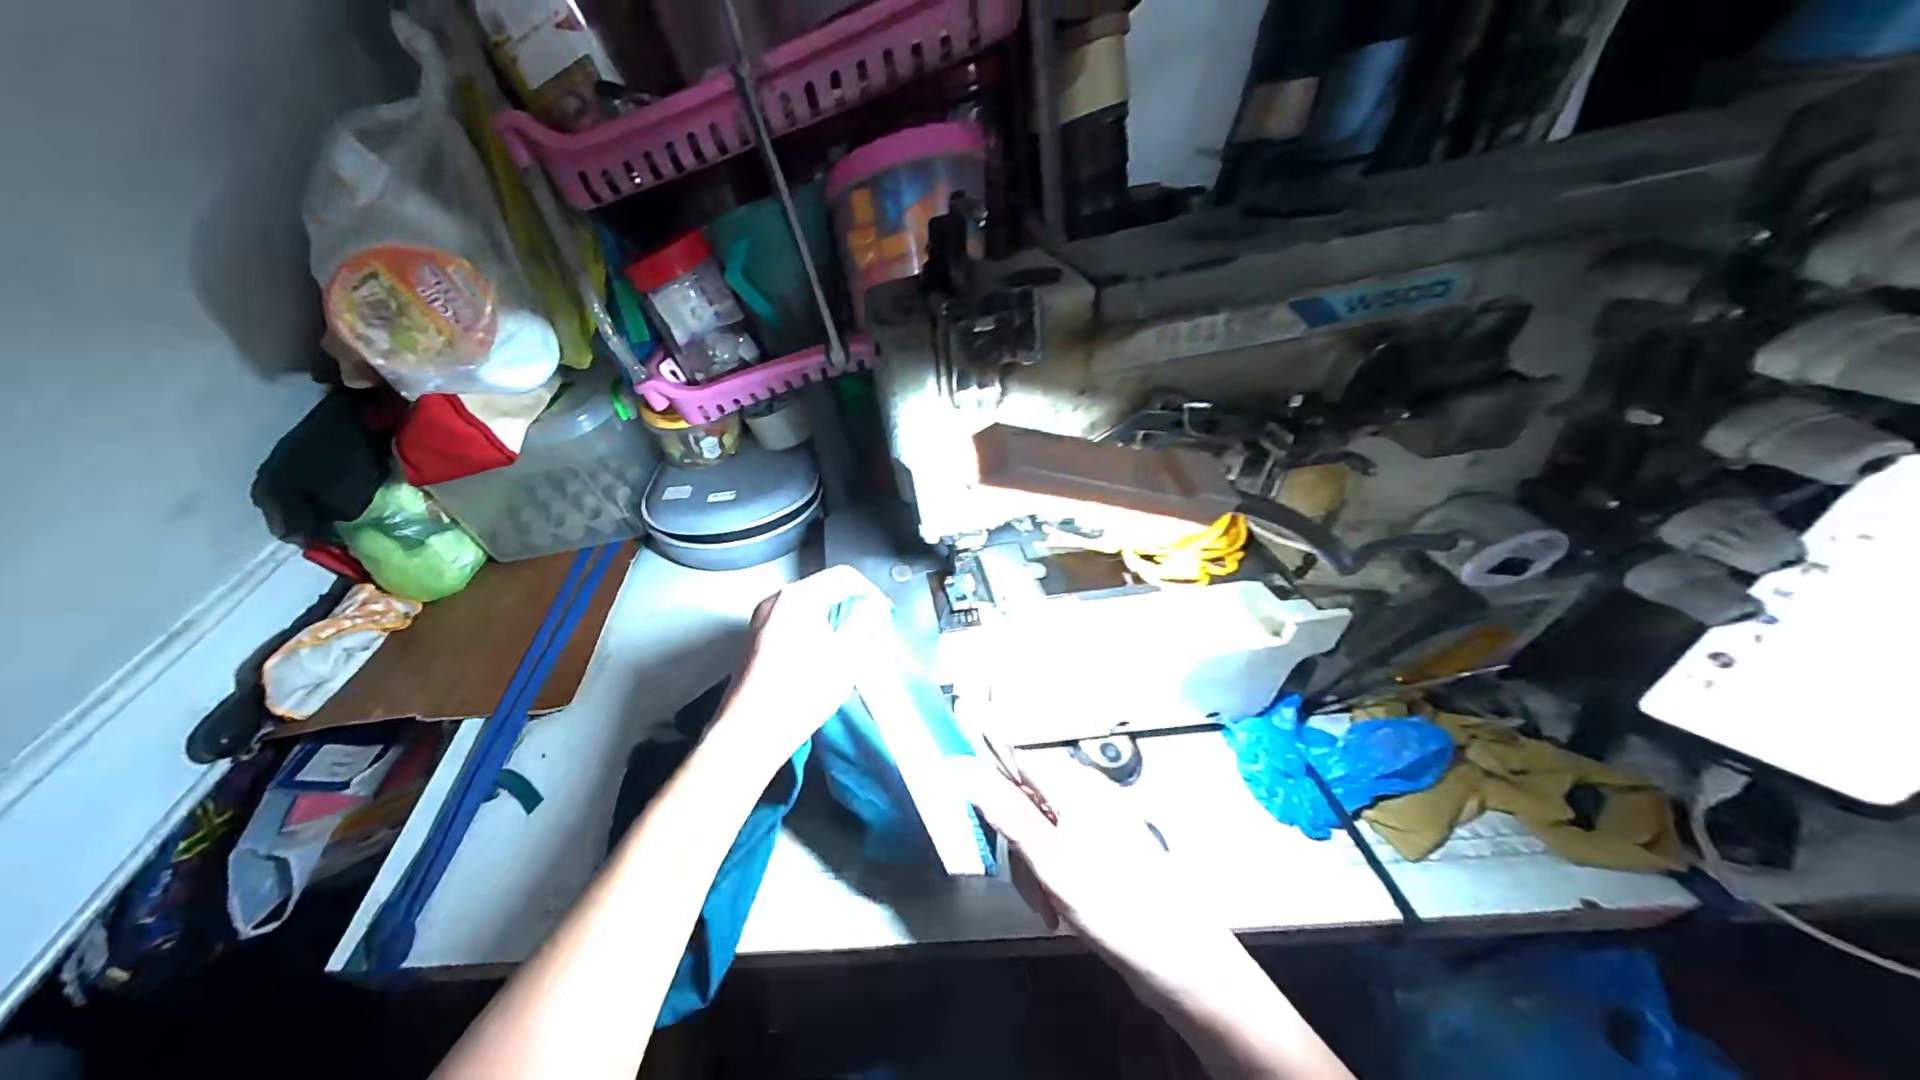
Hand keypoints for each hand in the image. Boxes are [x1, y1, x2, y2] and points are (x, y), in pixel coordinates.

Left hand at [717, 565, 884, 758]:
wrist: (749, 734)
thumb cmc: (800, 695)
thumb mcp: (848, 656)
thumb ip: (865, 621)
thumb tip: (871, 607)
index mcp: (798, 597)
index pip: (845, 576)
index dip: (872, 593)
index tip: (883, 616)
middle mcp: (775, 600)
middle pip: (826, 588)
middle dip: (853, 607)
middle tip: (871, 632)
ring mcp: (762, 619)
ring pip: (810, 606)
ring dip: (835, 620)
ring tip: (850, 649)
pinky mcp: (756, 639)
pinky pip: (795, 622)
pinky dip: (815, 631)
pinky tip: (823, 661)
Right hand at [955, 751, 1245, 1000]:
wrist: (1186, 965)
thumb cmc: (1119, 909)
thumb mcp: (1053, 863)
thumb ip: (1009, 814)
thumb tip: (965, 769)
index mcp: (1078, 788)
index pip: (1019, 762)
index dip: (994, 786)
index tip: (984, 825)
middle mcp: (1089, 798)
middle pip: (1029, 801)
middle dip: (1018, 843)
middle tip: (1028, 885)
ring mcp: (1100, 827)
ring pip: (1042, 832)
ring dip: (1034, 868)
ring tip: (1048, 908)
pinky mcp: (1108, 855)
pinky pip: (1062, 852)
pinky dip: (1053, 878)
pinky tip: (1062, 910)